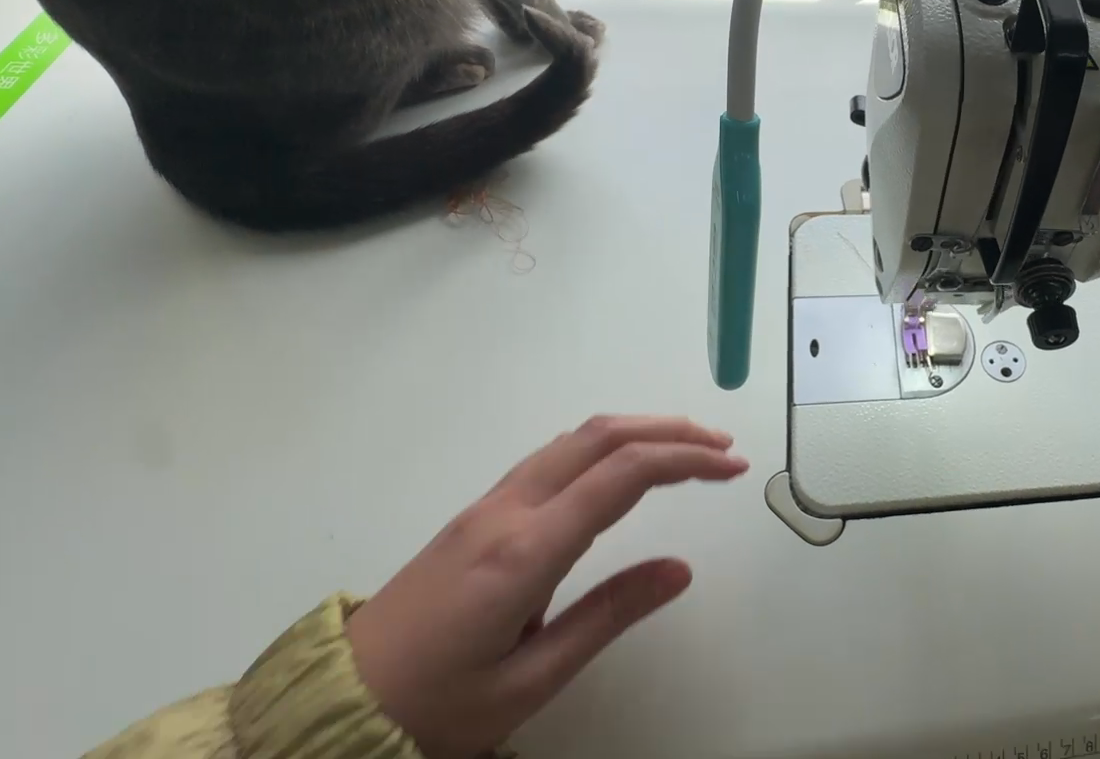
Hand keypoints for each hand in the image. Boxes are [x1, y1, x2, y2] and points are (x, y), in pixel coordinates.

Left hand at [347, 416, 747, 758]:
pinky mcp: (479, 513)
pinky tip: (626, 464)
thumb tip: (682, 569)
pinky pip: (556, 455)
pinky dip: (607, 444)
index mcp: (526, 549)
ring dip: (640, 430)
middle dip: (672, 430)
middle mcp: (510, 509)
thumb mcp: (528, 682)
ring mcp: (489, 505)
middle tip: (722, 446)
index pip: (624, 474)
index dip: (688, 459)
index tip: (734, 467)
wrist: (325, 709)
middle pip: (602, 435)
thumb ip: (608, 617)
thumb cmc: (432, 708)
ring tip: (689, 447)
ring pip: (577, 438)